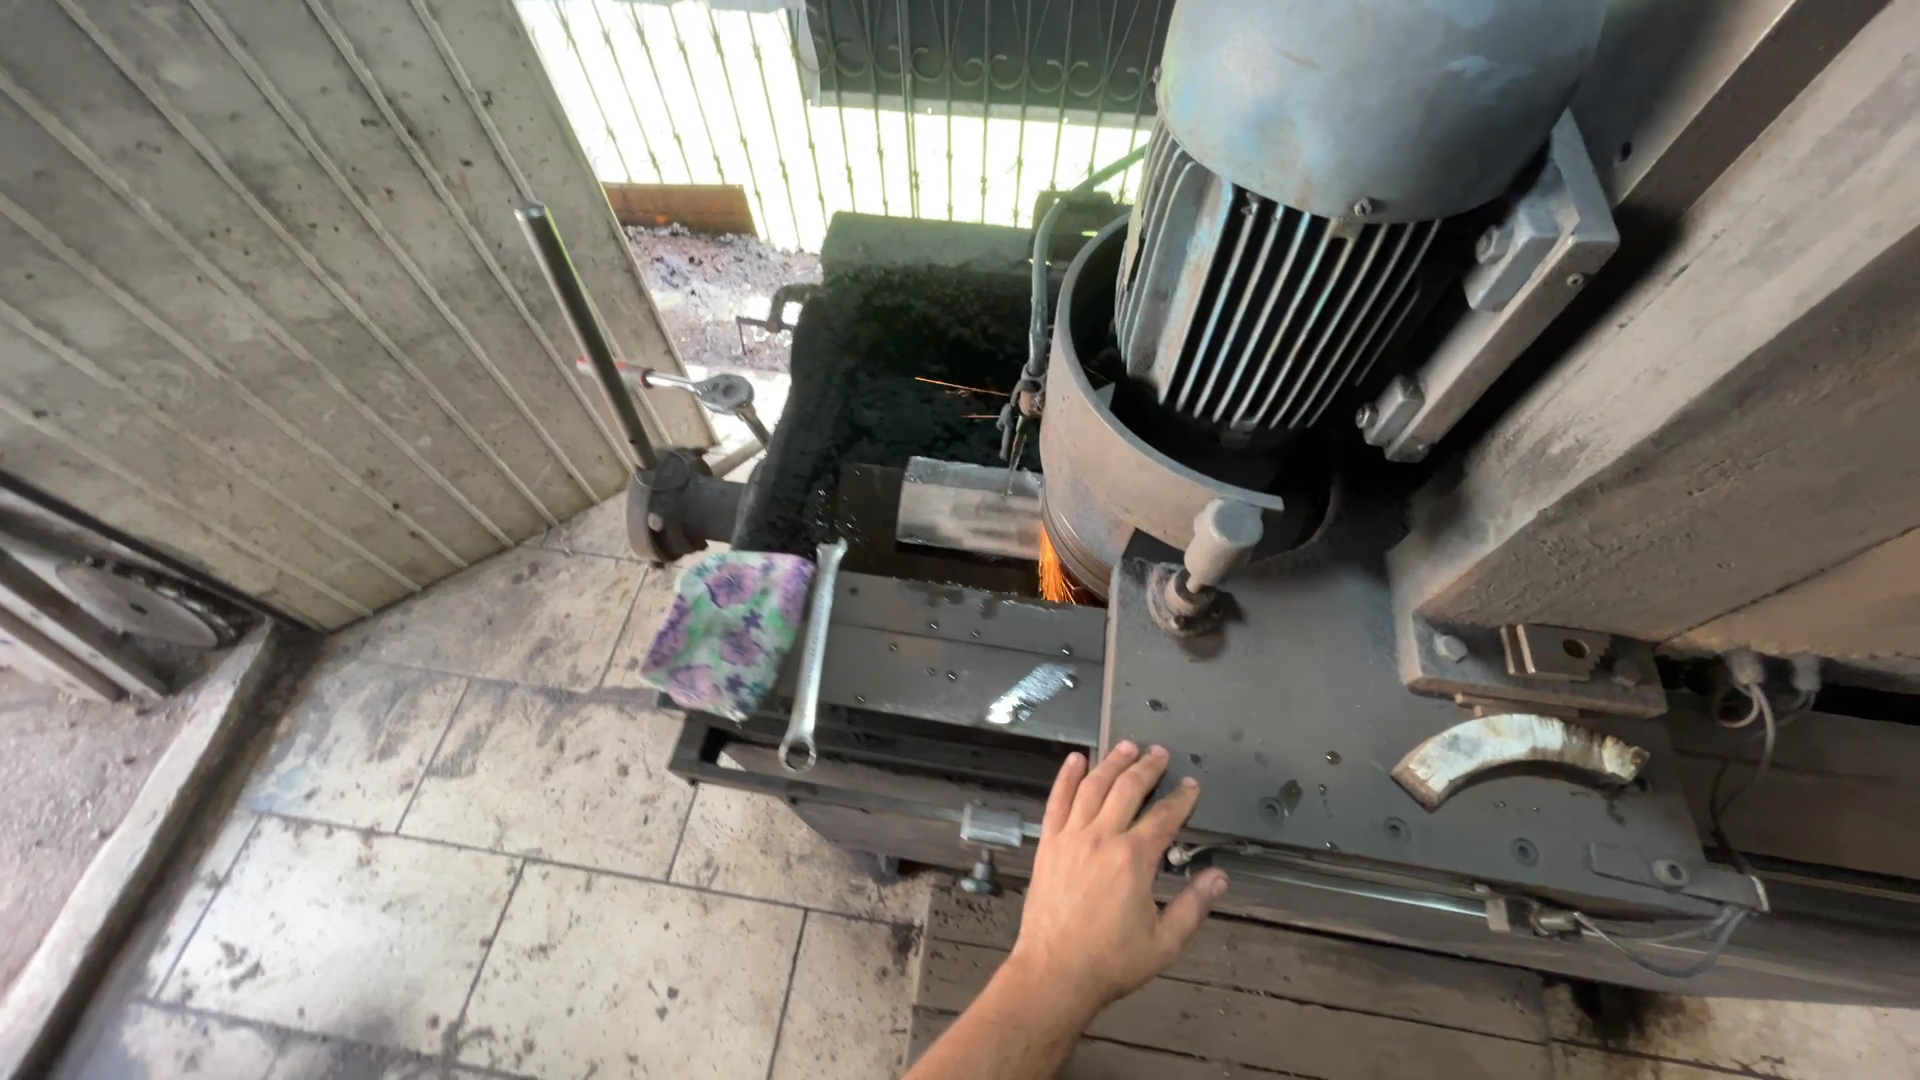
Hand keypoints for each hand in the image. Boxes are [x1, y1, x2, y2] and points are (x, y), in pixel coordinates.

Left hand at [1005, 741, 1228, 1019]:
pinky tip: (1075, 760)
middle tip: (1159, 753)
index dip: (1181, 798)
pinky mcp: (1049, 843)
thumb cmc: (1111, 961)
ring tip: (1126, 747)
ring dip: (1111, 763)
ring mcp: (1071, 837)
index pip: (1164, 816)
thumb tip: (1218, 877)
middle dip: (1147, 767)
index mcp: (1134, 859)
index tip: (1191, 787)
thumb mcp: (1164, 942)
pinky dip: (1066, 777)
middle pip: (1128, 789)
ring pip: (1093, 786)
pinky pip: (1057, 800)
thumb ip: (1193, 906)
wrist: (1055, 971)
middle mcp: (1102, 838)